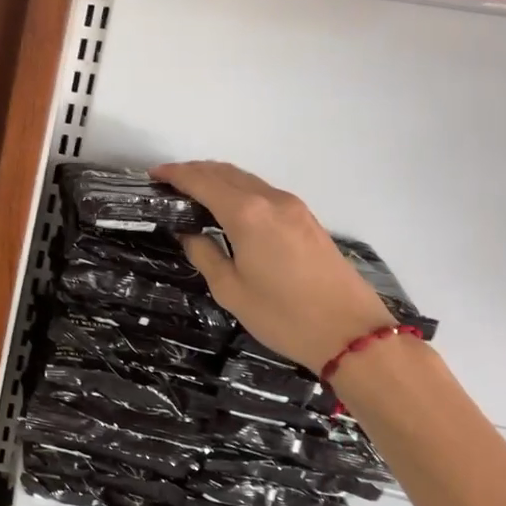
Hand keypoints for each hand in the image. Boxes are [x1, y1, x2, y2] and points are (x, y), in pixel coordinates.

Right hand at [150, 161, 395, 371]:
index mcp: (246, 214)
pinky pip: (262, 191)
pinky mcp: (306, 219)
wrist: (352, 334)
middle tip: (168, 183)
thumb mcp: (230, 290)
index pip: (202, 181)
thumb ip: (205, 254)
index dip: (175, 175)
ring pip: (246, 179)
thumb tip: (190, 234)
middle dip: (194, 172)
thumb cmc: (284, 316)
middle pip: (225, 172)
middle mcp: (270, 200)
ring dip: (217, 179)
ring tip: (193, 192)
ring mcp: (293, 207)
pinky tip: (227, 206)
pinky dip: (238, 189)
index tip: (153, 176)